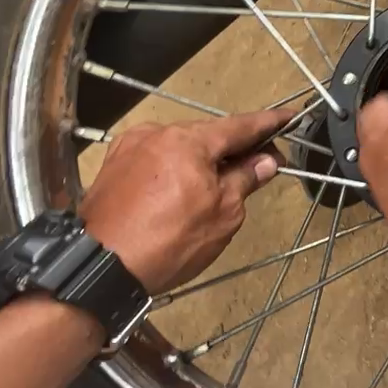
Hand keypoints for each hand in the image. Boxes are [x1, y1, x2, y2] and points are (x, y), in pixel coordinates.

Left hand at [78, 110, 291, 292]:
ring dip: (207, 159)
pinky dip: (180, 167)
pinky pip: (159, 159)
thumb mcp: (224, 213)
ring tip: (226, 181)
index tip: (290, 118)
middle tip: (263, 164)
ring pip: (182, 147)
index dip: (270, 123)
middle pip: (209, 135)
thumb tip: (265, 161)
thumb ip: (246, 179)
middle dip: (237, 148)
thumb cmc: (169, 242)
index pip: (241, 126)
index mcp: (188, 140)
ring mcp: (130, 149)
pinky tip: (190, 186)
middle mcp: (157, 134)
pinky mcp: (113, 168)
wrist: (97, 270)